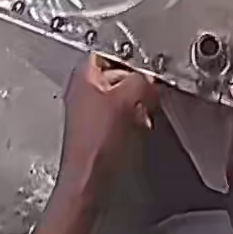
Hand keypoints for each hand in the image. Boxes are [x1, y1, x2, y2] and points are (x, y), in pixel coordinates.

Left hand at [58, 53, 157, 194]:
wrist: (89, 182)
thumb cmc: (98, 141)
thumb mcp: (126, 100)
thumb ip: (141, 80)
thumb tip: (149, 77)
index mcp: (83, 76)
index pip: (107, 51)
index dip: (128, 55)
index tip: (144, 62)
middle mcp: (82, 90)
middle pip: (116, 72)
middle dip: (136, 79)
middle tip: (150, 87)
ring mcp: (89, 110)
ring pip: (120, 93)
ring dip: (137, 99)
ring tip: (148, 108)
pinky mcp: (98, 128)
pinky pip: (119, 111)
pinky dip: (132, 114)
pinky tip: (142, 122)